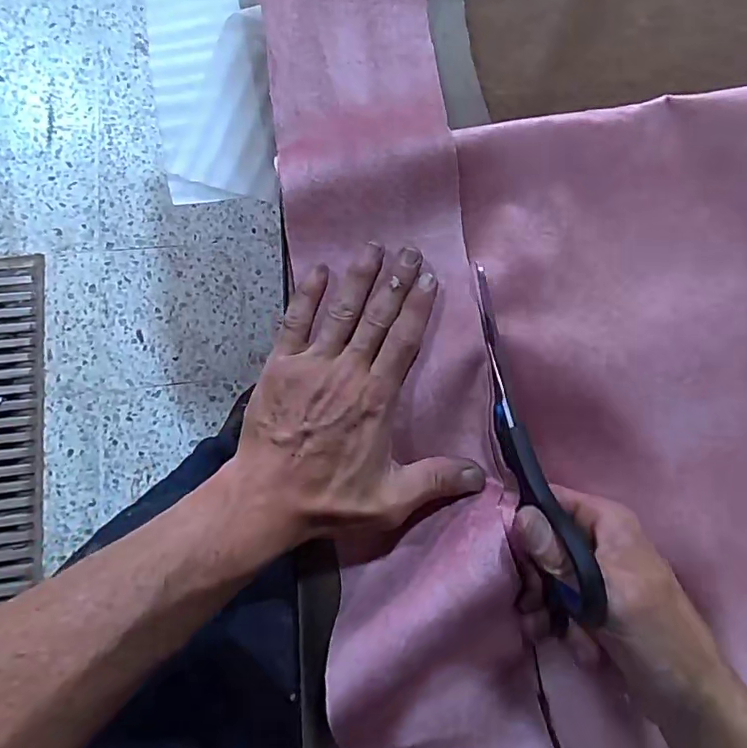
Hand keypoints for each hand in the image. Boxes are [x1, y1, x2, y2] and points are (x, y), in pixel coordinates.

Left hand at [220, 243, 486, 546]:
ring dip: (359, 278)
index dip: (417, 307)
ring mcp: (311, 364)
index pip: (403, 341)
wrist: (265, 499)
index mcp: (376, 397)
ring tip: (373, 248)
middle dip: (395, 281)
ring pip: (341, 312)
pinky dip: (306, 295)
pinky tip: (318, 270)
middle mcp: (347, 371)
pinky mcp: (280, 366)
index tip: (429, 278)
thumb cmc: (329, 499)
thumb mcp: (389, 499)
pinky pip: (295, 322)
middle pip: (377, 318)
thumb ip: (434, 480)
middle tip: (409, 250)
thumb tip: (481, 477)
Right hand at [509, 485, 746, 747]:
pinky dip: (562, 627)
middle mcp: (599, 540)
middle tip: (532, 603)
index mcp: (608, 521)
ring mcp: (596, 575)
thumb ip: (561, 557)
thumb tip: (520, 514)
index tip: (508, 551)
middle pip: (544, 542)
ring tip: (549, 632)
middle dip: (536, 578)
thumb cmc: (655, 633)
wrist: (689, 699)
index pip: (553, 500)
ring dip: (546, 608)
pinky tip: (580, 649)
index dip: (525, 520)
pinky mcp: (594, 607)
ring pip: (548, 577)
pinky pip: (560, 605)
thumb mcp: (607, 592)